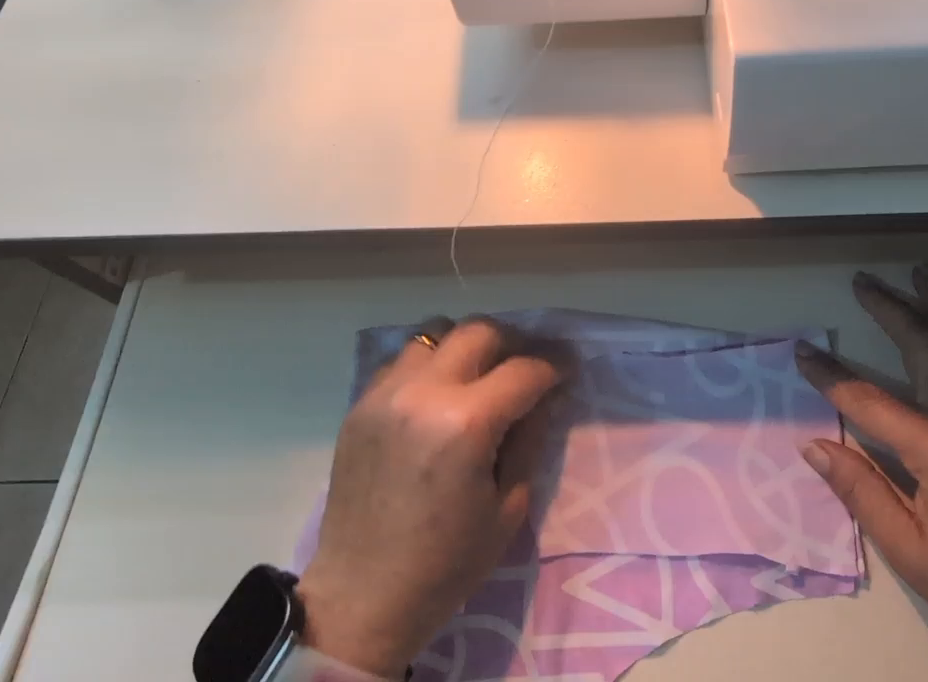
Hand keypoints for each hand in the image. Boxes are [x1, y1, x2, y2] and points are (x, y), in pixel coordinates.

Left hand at [298, 316, 565, 677]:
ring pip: (436, 333)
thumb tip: (543, 397)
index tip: (566, 371)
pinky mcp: (360, 405)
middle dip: (513, 343)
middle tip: (526, 368)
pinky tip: (439, 396)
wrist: (362, 596)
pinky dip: (430, 364)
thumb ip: (529, 439)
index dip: (554, 366)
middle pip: (480, 331)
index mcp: (466, 423)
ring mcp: (386, 394)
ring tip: (479, 375)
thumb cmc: (446, 564)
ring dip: (466, 346)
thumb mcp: (508, 507)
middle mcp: (424, 392)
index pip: (524, 369)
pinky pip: (403, 360)